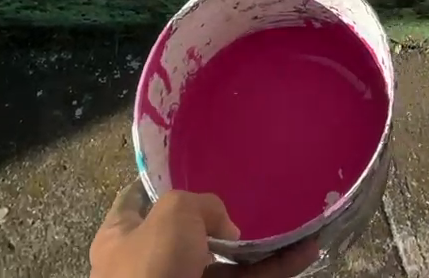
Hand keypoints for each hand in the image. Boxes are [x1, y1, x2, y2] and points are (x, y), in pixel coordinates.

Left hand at [88, 184, 318, 277]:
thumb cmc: (151, 267)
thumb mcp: (175, 212)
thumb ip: (205, 205)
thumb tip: (227, 230)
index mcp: (122, 235)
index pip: (138, 198)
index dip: (161, 179)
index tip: (192, 162)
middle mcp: (149, 261)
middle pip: (192, 230)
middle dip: (226, 218)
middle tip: (256, 197)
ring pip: (228, 264)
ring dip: (263, 247)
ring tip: (300, 226)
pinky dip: (276, 270)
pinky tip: (305, 252)